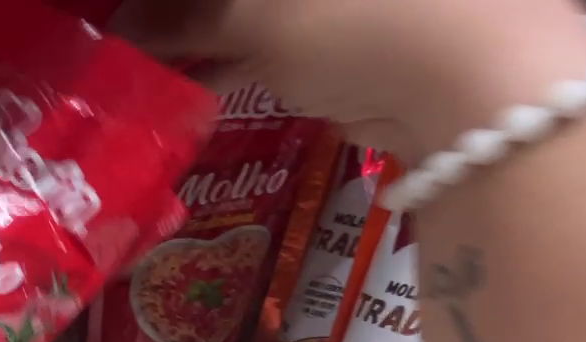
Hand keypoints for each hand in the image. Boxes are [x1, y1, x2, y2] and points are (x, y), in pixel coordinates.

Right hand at [112, 0, 585, 158]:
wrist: (466, 86)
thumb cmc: (367, 20)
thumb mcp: (263, 18)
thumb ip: (187, 22)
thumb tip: (122, 27)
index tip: (119, 10)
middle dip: (175, 9)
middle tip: (123, 36)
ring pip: (240, 10)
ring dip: (188, 37)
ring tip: (134, 68)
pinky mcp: (334, 35)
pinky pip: (258, 41)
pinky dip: (218, 62)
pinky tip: (175, 87)